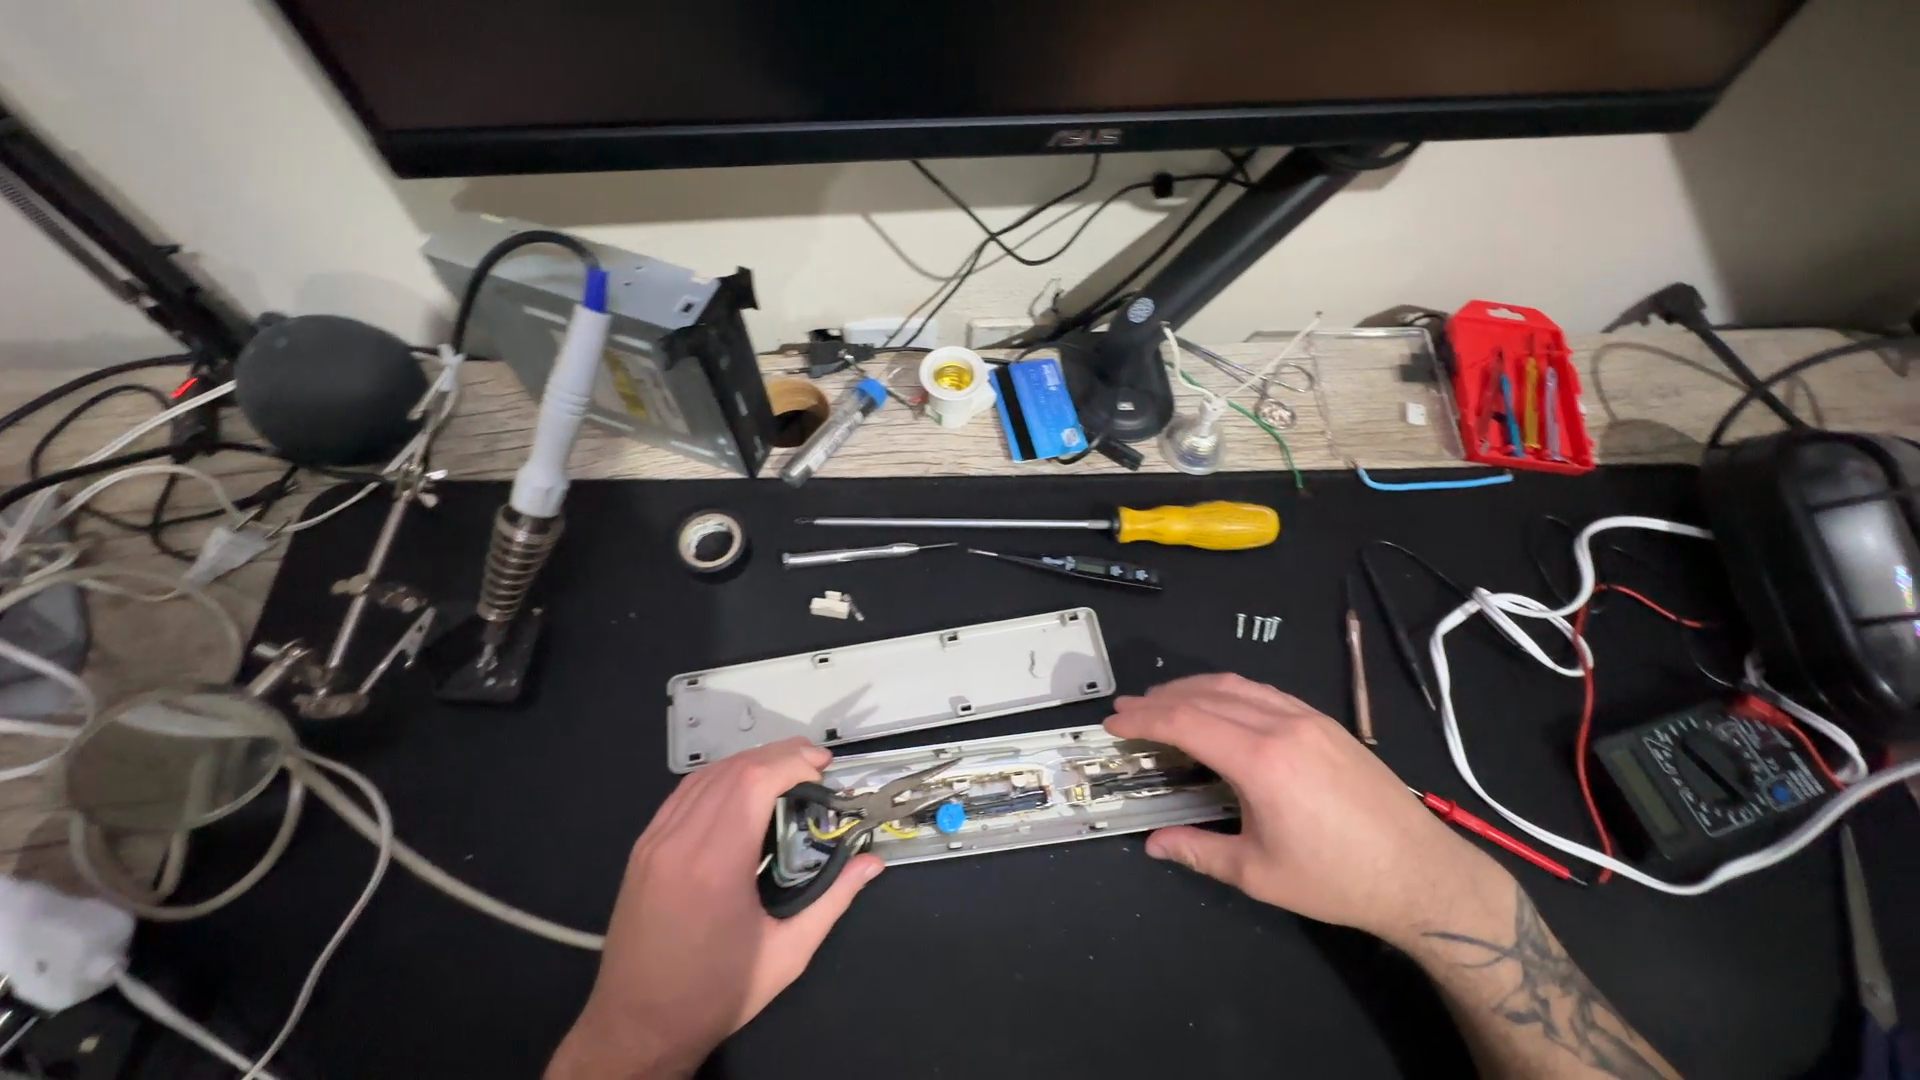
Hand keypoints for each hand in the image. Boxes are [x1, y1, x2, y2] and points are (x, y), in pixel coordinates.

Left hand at [546, 738, 882, 1079]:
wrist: (636, 1027)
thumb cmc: (716, 994)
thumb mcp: (786, 955)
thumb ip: (833, 900)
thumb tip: (873, 862)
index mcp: (715, 866)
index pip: (754, 782)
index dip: (791, 763)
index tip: (823, 769)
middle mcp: (679, 843)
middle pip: (733, 770)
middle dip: (778, 755)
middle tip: (815, 763)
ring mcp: (654, 842)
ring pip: (706, 775)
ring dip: (749, 762)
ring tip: (786, 768)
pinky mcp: (642, 848)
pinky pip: (683, 793)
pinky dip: (718, 777)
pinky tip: (741, 786)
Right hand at [1105, 674, 1510, 946]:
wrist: (1423, 874)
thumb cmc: (1337, 879)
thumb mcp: (1259, 874)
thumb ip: (1199, 851)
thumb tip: (1153, 844)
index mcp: (1261, 761)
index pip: (1185, 722)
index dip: (1143, 719)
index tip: (1113, 723)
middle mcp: (1282, 725)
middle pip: (1205, 695)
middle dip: (1159, 700)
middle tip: (1127, 709)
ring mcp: (1308, 718)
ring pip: (1236, 685)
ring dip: (1191, 689)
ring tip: (1161, 701)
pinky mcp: (1326, 722)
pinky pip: (1265, 692)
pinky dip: (1227, 691)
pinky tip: (1216, 705)